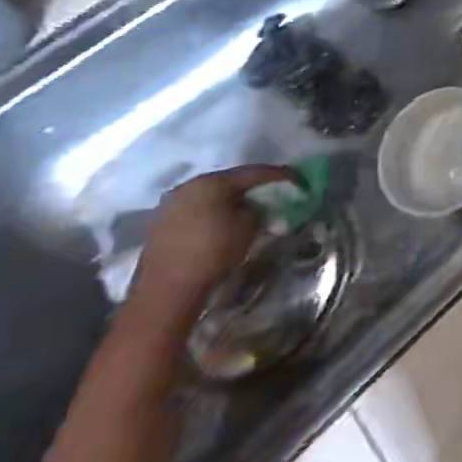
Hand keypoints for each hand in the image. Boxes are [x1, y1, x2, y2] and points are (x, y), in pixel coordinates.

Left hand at [131, 165, 289, 309]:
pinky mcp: (161, 224)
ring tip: (252, 206)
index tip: (300, 180)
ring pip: (211, 194)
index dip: (281, 175)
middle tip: (276, 191)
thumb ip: (259, 207)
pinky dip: (215, 210)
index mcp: (211, 182)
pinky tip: (226, 220)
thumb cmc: (214, 251)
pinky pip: (197, 208)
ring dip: (232, 199)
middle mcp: (187, 186)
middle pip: (230, 180)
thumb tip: (257, 205)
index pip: (255, 172)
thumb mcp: (251, 225)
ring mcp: (170, 205)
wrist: (167, 289)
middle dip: (254, 186)